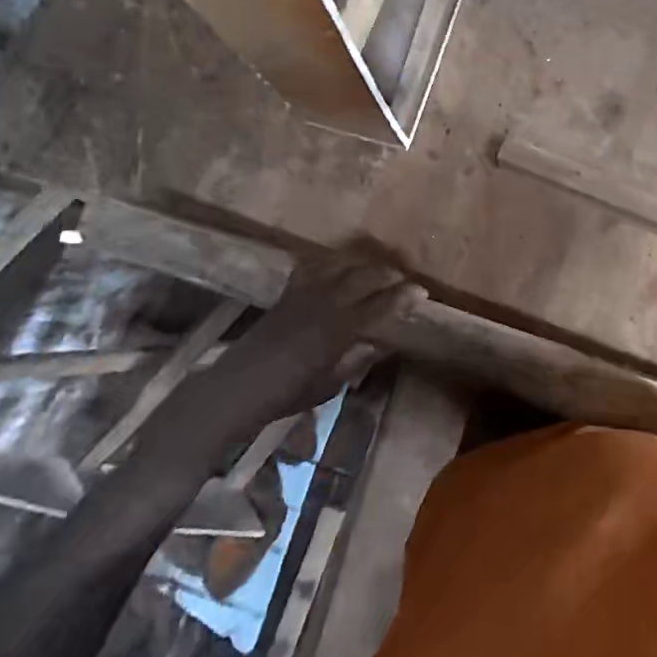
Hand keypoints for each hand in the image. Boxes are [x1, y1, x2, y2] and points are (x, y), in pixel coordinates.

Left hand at [175, 253, 426, 439]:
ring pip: (341, 266)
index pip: (379, 306)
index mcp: (338, 330)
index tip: (422, 292)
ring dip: (364, 263)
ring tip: (379, 267)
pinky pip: (313, 267)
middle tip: (406, 279)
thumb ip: (357, 360)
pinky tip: (339, 264)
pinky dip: (331, 261)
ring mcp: (303, 294)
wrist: (235, 390)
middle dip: (389, 274)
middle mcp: (324, 304)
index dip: (403, 297)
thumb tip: (383, 343)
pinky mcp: (287, 293)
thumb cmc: (285, 395)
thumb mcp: (329, 385)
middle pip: (364, 277)